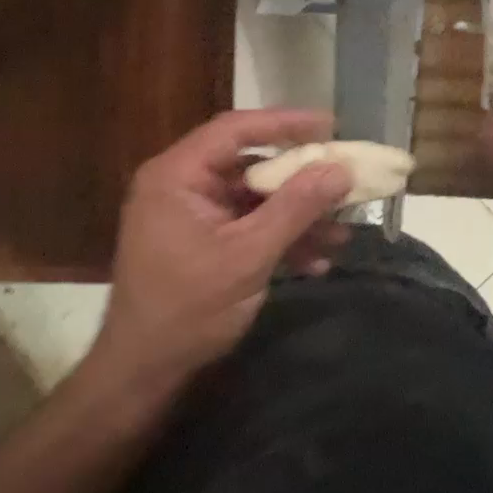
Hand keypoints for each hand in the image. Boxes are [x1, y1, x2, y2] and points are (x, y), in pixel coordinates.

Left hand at [90, 109, 353, 388]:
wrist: (145, 369)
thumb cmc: (188, 307)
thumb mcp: (247, 256)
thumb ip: (294, 209)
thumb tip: (340, 169)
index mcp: (178, 176)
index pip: (235, 130)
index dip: (284, 123)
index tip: (331, 125)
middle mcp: (183, 187)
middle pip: (250, 166)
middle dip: (301, 180)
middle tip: (347, 181)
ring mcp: (193, 218)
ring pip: (256, 201)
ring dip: (298, 217)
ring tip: (342, 233)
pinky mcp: (205, 246)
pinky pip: (249, 229)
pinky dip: (281, 241)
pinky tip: (317, 261)